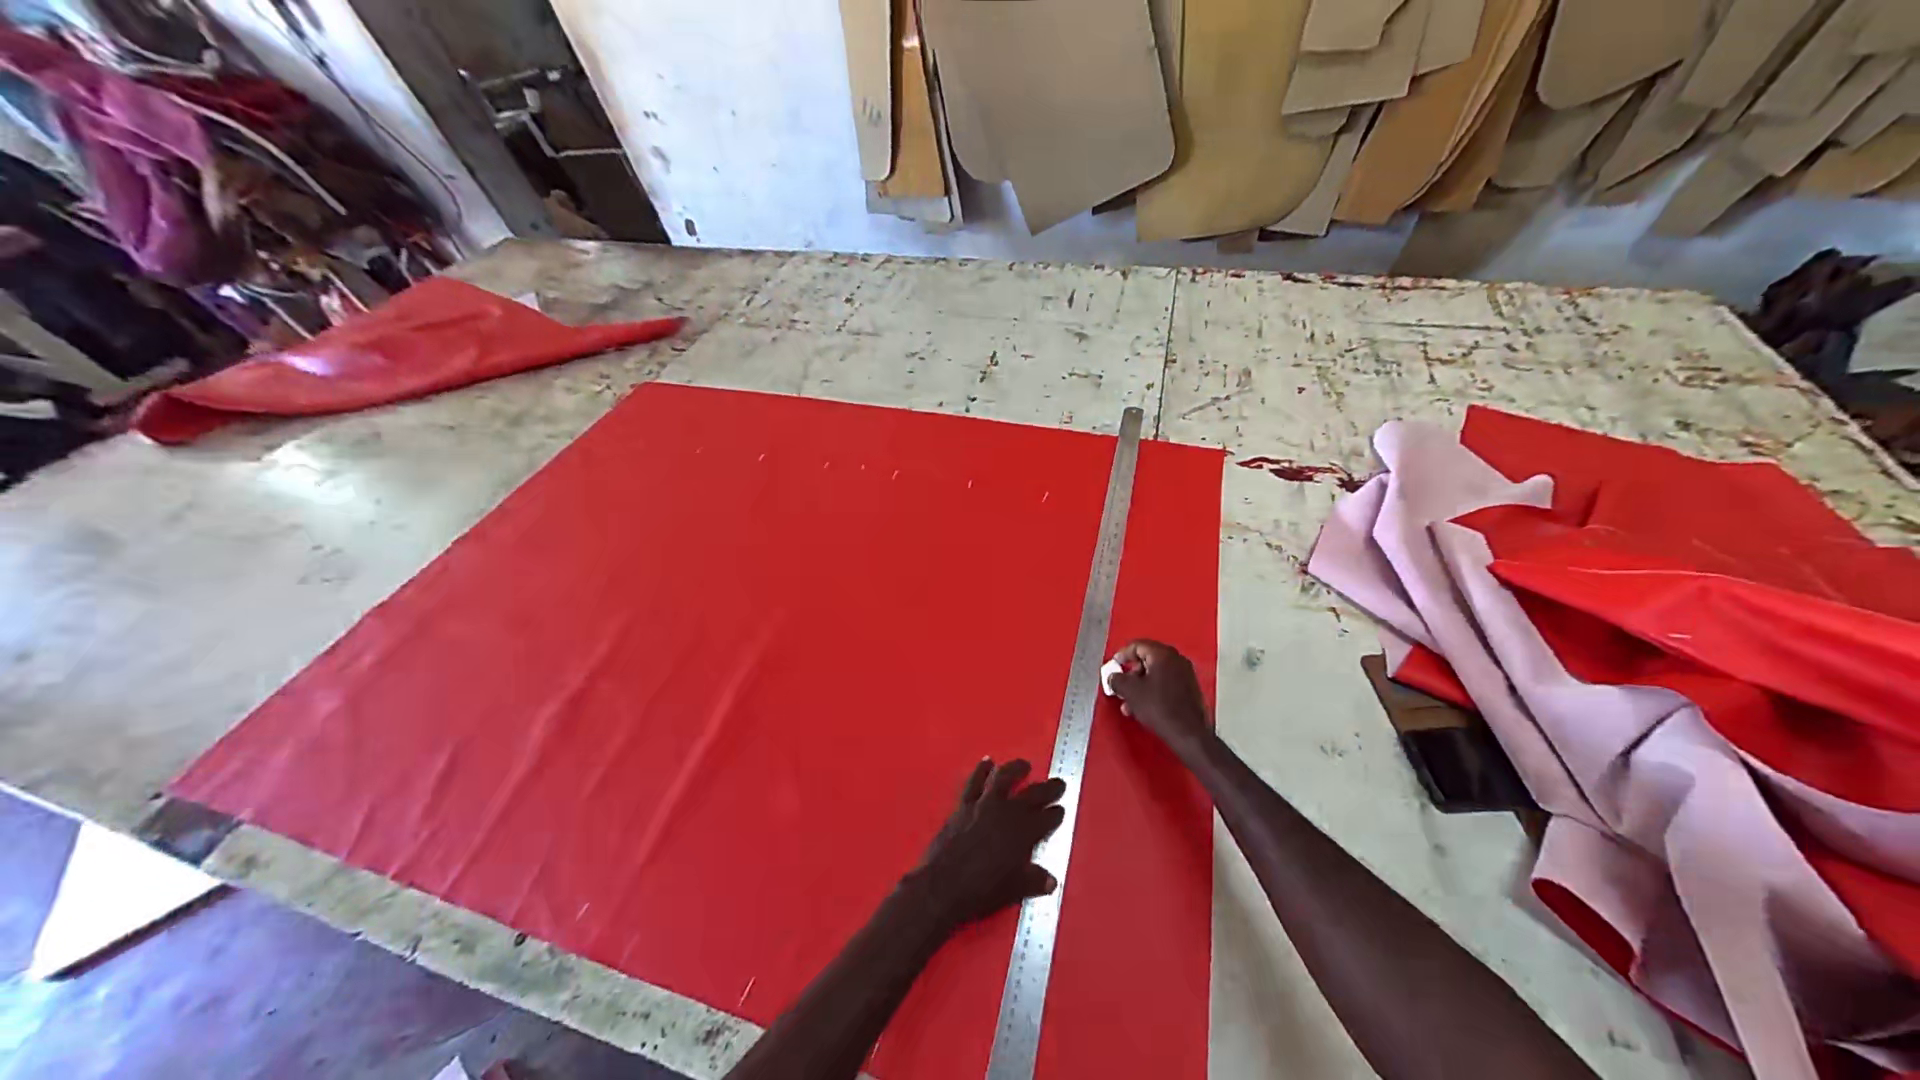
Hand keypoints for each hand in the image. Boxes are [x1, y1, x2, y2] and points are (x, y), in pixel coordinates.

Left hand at [907, 759, 1064, 929]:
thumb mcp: (1014, 890)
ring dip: (1016, 769)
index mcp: (1023, 833)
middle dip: (1048, 789)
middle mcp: (1006, 813)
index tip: (1061, 809)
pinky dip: (982, 770)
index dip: (1055, 814)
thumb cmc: (981, 891)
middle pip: (1032, 795)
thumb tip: (1050, 880)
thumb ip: (1034, 880)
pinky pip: (974, 782)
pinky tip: (987, 761)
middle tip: (1058, 783)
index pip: (1046, 818)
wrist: (942, 886)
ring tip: (1025, 764)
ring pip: (1004, 778)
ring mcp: (983, 805)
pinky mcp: (964, 805)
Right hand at [1107, 640, 1210, 750]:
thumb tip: (1113, 677)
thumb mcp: (1130, 691)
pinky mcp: (1190, 690)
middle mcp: (1177, 660)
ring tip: (1129, 702)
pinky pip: (1166, 684)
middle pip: (1148, 659)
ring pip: (1156, 674)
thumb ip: (1116, 679)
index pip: (1138, 645)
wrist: (1187, 733)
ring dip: (1140, 685)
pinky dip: (1152, 691)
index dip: (1122, 654)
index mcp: (1164, 654)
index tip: (1114, 665)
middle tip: (1121, 684)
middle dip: (1131, 673)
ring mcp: (1186, 675)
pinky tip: (1143, 707)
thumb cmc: (1158, 707)